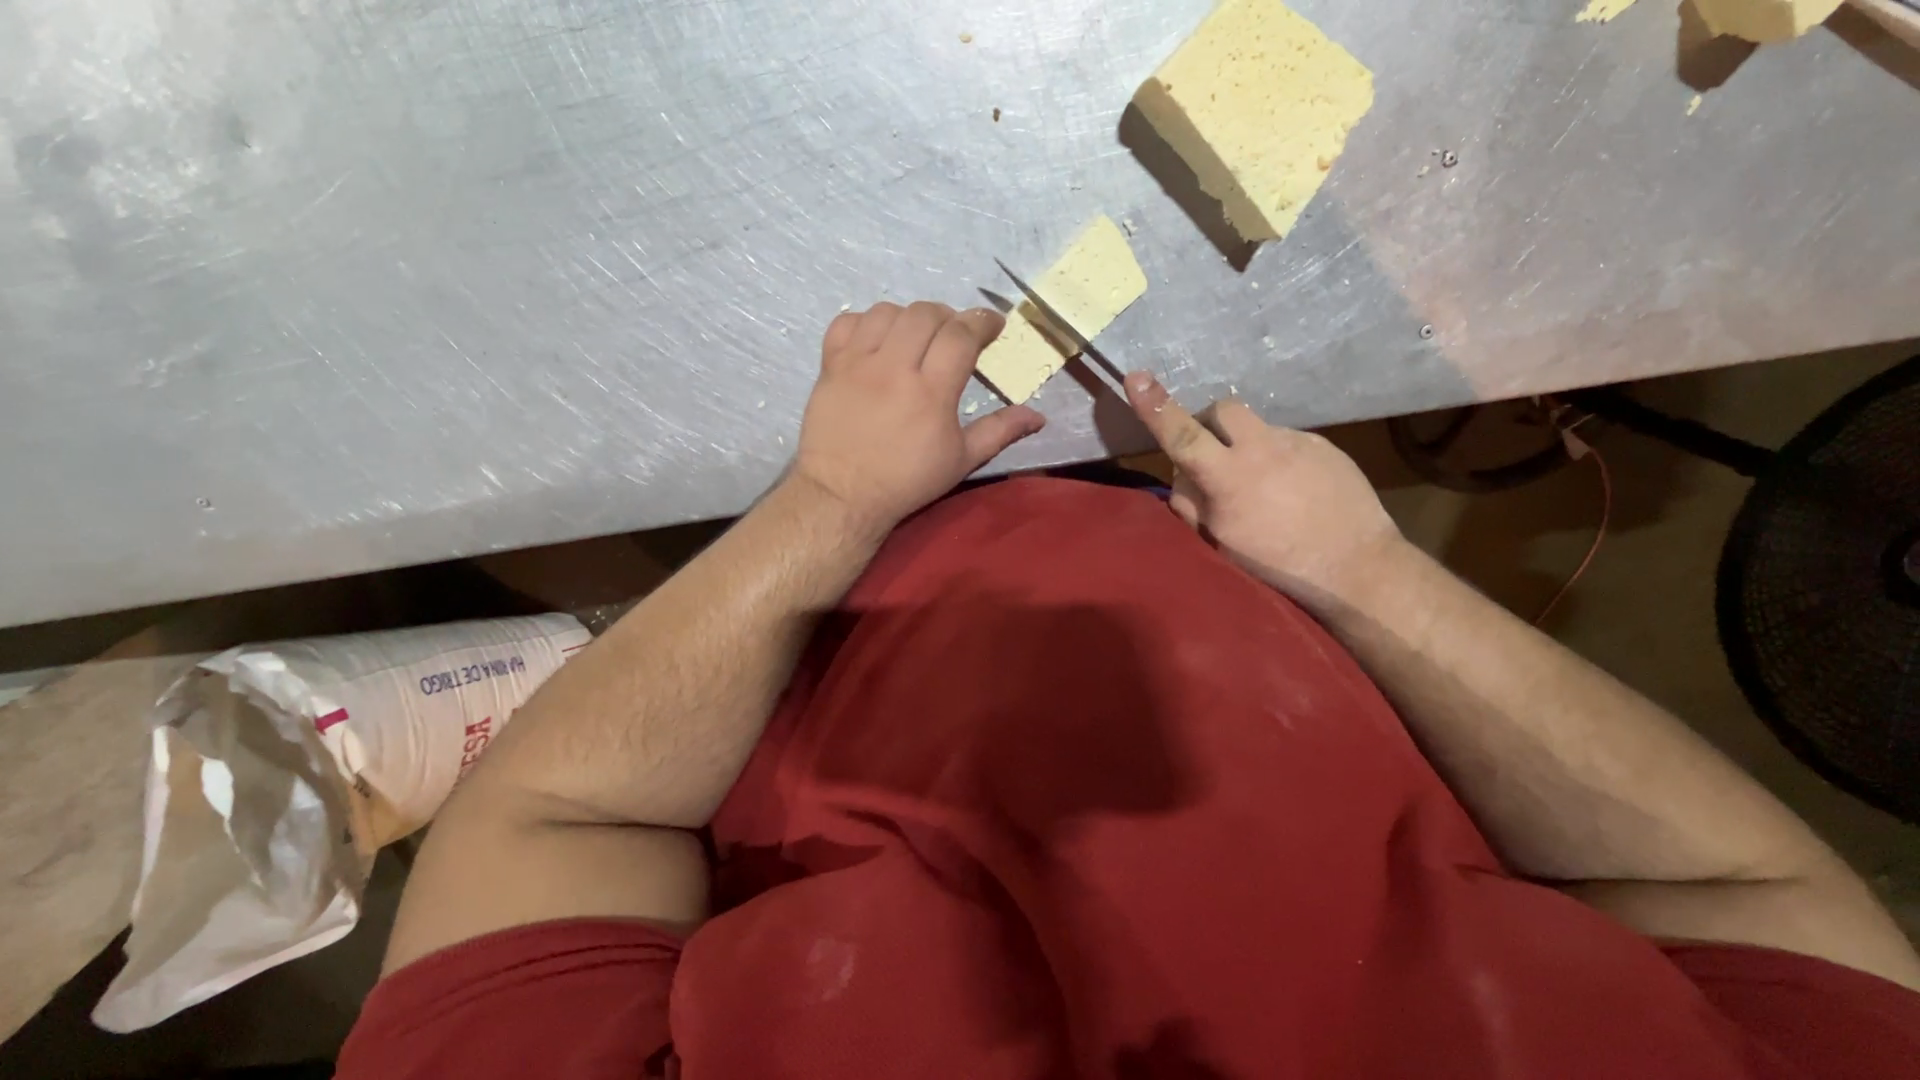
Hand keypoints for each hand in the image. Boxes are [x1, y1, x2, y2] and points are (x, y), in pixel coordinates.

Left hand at [792, 302, 1045, 531]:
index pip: (961, 334)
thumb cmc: (907, 481)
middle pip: (925, 314)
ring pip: (886, 312)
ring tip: (914, 336)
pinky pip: (845, 323)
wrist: (843, 496)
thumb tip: (1038, 417)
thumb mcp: (961, 460)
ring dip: (907, 317)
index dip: (982, 321)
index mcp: (932, 392)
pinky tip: (876, 340)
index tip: (992, 325)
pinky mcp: (830, 367)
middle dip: (947, 316)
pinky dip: (864, 322)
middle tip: (953, 334)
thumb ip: (999, 431)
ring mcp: (858, 364)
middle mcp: (894, 368)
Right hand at [1123, 371, 1402, 606]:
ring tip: (1262, 486)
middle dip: (1209, 423)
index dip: (1155, 407)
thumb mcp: (1220, 544)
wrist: (1357, 565)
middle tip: (1212, 455)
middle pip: (1223, 409)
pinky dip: (1279, 460)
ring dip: (1247, 446)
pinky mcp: (1325, 446)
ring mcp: (1298, 442)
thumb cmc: (1279, 565)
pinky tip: (1293, 492)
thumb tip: (1184, 476)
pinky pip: (1287, 442)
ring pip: (1257, 428)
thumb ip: (1192, 504)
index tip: (1136, 377)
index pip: (1182, 435)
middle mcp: (1262, 448)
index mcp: (1229, 478)